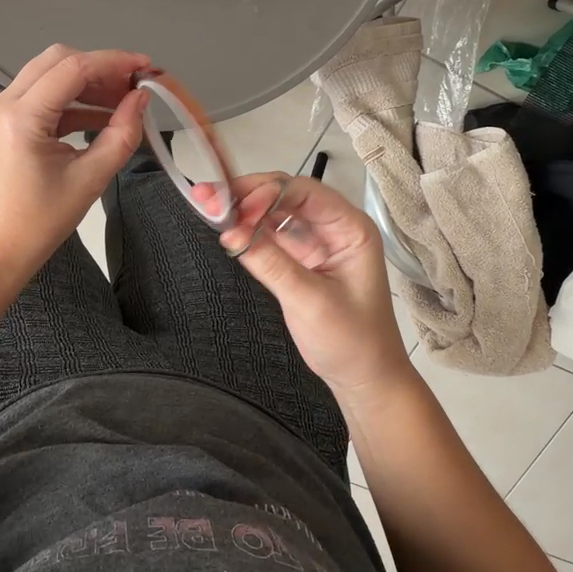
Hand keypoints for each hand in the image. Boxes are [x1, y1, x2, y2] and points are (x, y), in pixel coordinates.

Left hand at [0, 45, 150, 276]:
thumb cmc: (40, 221)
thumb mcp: (90, 179)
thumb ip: (121, 134)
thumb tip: (141, 99)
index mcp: (23, 115)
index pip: (73, 68)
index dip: (114, 61)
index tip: (146, 67)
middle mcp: (7, 102)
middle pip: (58, 60)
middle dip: (100, 67)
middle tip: (134, 84)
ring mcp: (4, 110)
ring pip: (51, 74)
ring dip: (88, 82)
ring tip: (125, 101)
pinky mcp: (9, 122)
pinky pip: (45, 96)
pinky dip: (75, 100)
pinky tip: (104, 116)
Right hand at [217, 173, 409, 398]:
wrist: (364, 378)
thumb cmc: (353, 342)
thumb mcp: (310, 301)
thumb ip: (271, 263)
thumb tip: (232, 233)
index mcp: (350, 229)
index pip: (304, 192)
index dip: (267, 194)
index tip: (237, 211)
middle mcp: (333, 226)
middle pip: (285, 194)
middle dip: (247, 194)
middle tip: (210, 197)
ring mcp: (315, 240)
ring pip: (273, 210)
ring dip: (241, 207)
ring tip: (208, 205)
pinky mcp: (299, 256)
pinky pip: (268, 232)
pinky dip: (246, 228)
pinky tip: (224, 225)